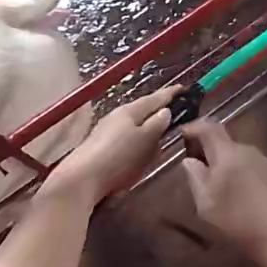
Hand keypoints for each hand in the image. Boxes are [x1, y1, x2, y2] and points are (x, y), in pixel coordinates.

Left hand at [45, 86, 179, 202]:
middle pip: (143, 110)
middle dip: (158, 109)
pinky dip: (138, 141)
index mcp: (130, 110)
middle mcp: (117, 116)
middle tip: (175, 109)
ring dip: (148, 126)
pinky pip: (127, 138)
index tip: (184, 88)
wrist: (82, 179)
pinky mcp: (101, 147)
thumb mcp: (144, 139)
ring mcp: (107, 131)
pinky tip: (141, 151)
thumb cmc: (118, 156)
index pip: (155, 98)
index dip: (170, 93)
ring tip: (162, 131)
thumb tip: (165, 111)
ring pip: (134, 124)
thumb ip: (157, 124)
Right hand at [180, 119, 266, 261]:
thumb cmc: (237, 220)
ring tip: (216, 183)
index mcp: (227, 153)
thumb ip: (195, 176)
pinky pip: (248, 163)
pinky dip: (238, 169)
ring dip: (223, 161)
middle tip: (195, 166)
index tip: (182, 136)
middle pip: (222, 140)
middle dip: (207, 148)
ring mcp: (263, 159)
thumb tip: (190, 160)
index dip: (193, 127)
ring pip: (236, 153)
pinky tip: (238, 191)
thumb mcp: (205, 203)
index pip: (208, 127)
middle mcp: (246, 149)